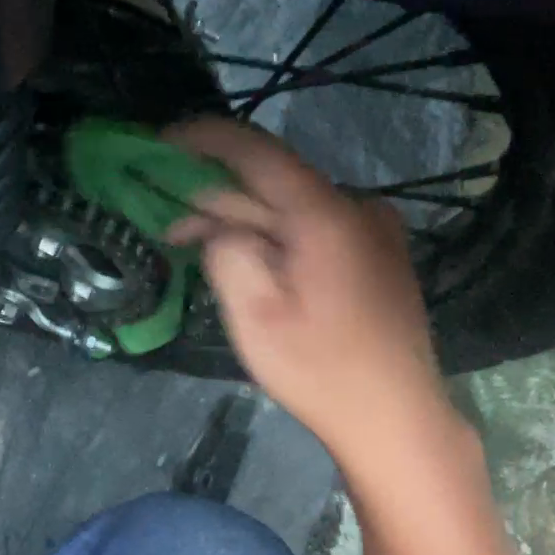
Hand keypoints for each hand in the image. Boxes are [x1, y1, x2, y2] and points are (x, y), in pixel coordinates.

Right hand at [162, 118, 458, 461]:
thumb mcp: (255, 315)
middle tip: (163, 220)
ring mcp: (372, 230)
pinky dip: (272, 236)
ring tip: (195, 248)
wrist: (393, 413)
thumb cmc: (317, 368)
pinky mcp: (377, 255)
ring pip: (290, 210)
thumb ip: (228, 254)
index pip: (257, 153)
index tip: (161, 141)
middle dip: (212, 197)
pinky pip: (311, 229)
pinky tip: (248, 262)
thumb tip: (219, 228)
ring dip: (240, 221)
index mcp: (324, 215)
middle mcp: (355, 207)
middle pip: (271, 185)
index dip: (205, 141)